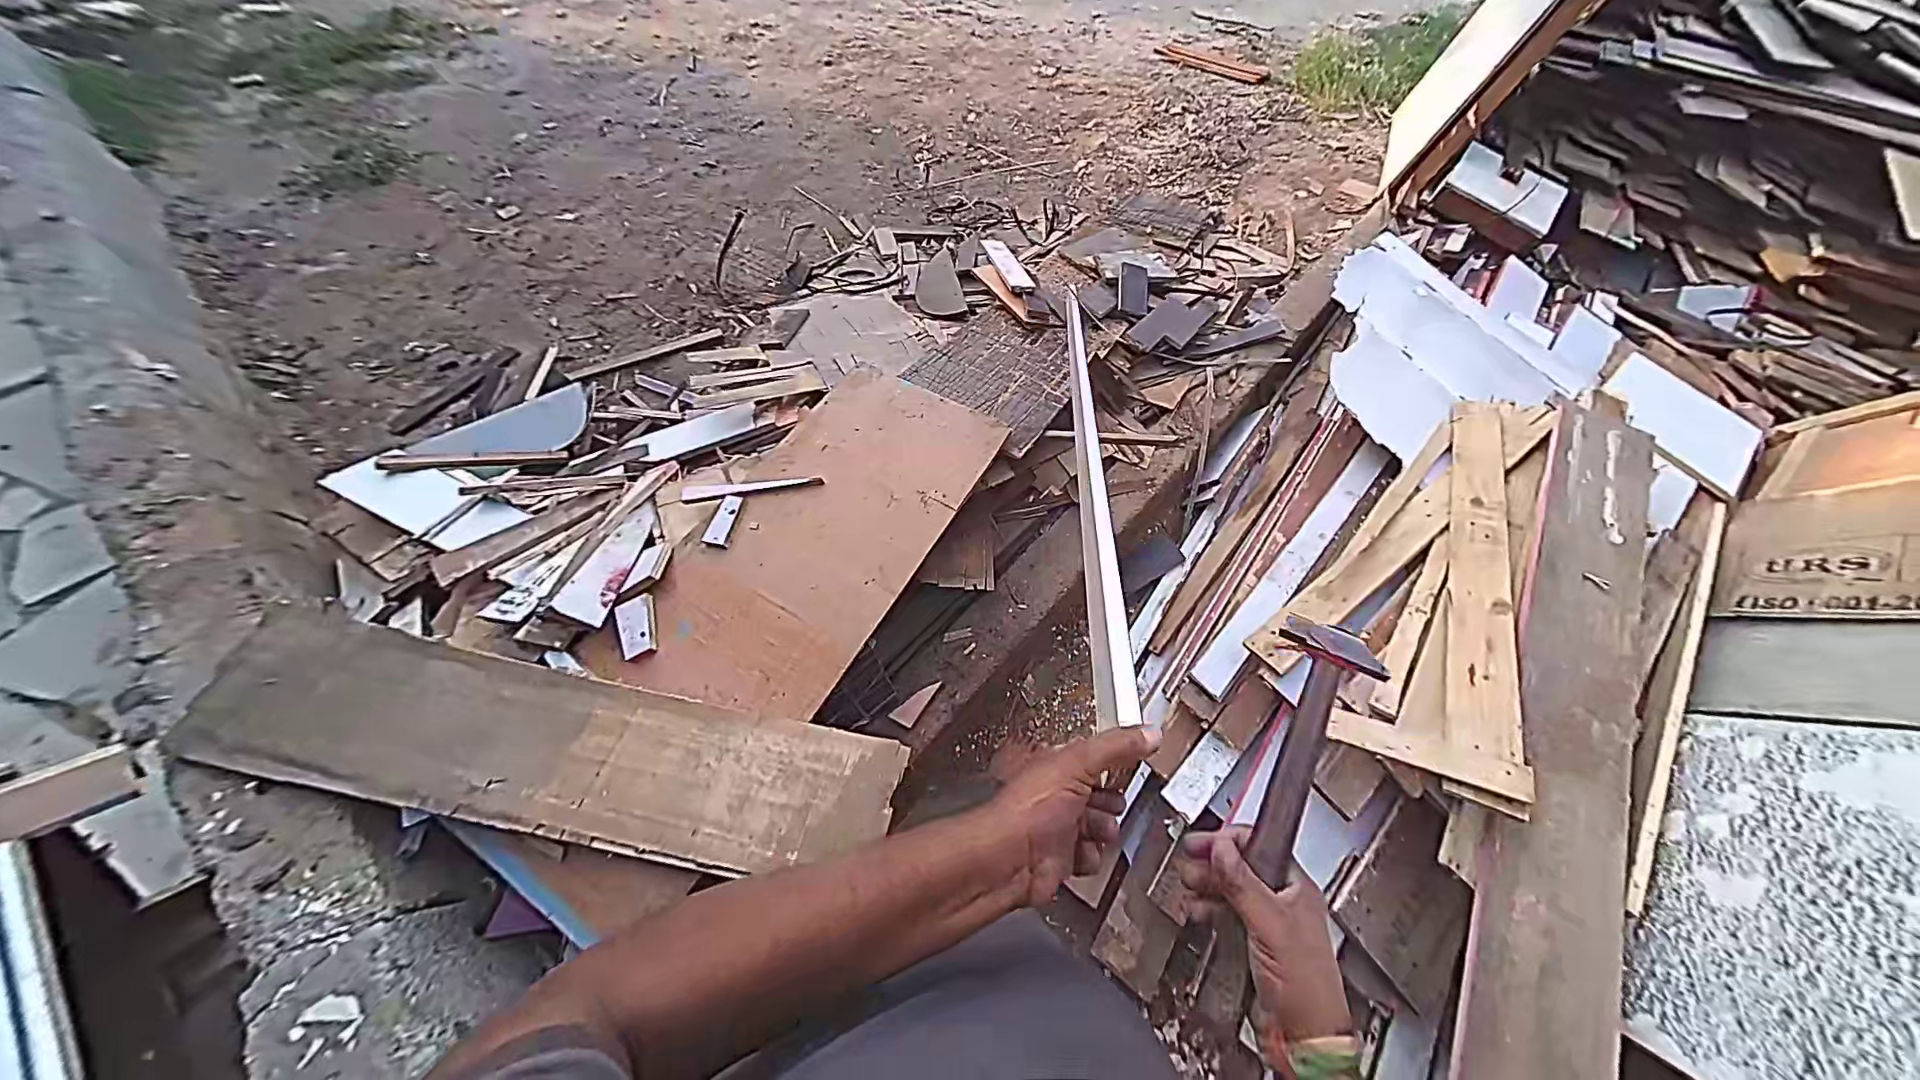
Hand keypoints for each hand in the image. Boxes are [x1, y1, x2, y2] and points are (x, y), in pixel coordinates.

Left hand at [984, 725, 1159, 907]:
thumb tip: (1147, 733)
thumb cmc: (1026, 808)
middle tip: (1116, 802)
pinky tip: (1083, 851)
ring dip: (1103, 831)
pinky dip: (1091, 857)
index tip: (1133, 764)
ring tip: (1100, 828)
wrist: (1008, 860)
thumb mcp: (1077, 764)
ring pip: (1096, 827)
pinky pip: (1089, 857)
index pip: (1091, 757)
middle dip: (1112, 801)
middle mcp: (1054, 794)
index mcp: (1054, 765)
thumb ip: (1115, 747)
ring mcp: (1056, 826)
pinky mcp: (1059, 858)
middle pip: (1098, 795)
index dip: (1113, 761)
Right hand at [1178, 827, 1350, 1052]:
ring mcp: (1266, 921)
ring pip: (1230, 889)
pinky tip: (1197, 910)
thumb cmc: (1307, 987)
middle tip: (1189, 862)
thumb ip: (1243, 884)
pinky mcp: (1252, 942)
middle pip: (1239, 865)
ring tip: (1189, 883)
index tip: (1201, 842)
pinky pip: (1224, 913)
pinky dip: (1208, 908)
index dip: (1228, 840)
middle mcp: (1281, 900)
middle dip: (1211, 862)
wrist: (1306, 1040)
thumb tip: (1221, 848)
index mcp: (1296, 887)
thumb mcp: (1270, 925)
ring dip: (1206, 884)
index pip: (1258, 845)